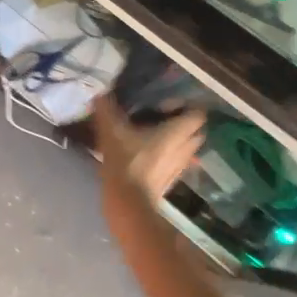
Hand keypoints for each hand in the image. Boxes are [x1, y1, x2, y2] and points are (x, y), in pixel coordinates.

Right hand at [91, 99, 206, 205]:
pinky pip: (177, 162)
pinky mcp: (172, 180)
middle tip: (162, 118)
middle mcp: (185, 148)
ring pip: (188, 148)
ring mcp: (181, 166)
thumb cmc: (126, 162)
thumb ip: (106, 110)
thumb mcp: (111, 132)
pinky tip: (150, 154)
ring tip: (155, 136)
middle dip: (184, 124)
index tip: (166, 104)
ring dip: (177, 141)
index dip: (186, 106)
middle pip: (197, 132)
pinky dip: (169, 156)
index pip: (197, 114)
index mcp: (177, 132)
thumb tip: (99, 93)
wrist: (129, 202)